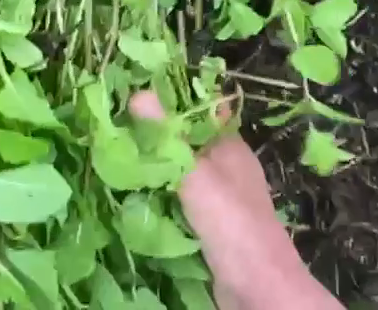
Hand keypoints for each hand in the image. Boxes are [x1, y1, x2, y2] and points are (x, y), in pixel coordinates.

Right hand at [129, 92, 343, 309]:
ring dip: (157, 166)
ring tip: (120, 154)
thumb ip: (166, 135)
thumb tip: (136, 92)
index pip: (201, 107)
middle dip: (158, 132)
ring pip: (183, 170)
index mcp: (230, 144)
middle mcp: (227, 166)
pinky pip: (182, 199)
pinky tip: (137, 194)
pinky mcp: (212, 225)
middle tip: (118, 123)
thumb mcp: (195, 172)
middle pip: (188, 139)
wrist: (259, 289)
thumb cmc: (231, 220)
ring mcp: (221, 197)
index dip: (173, 96)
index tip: (137, 89)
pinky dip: (162, 195)